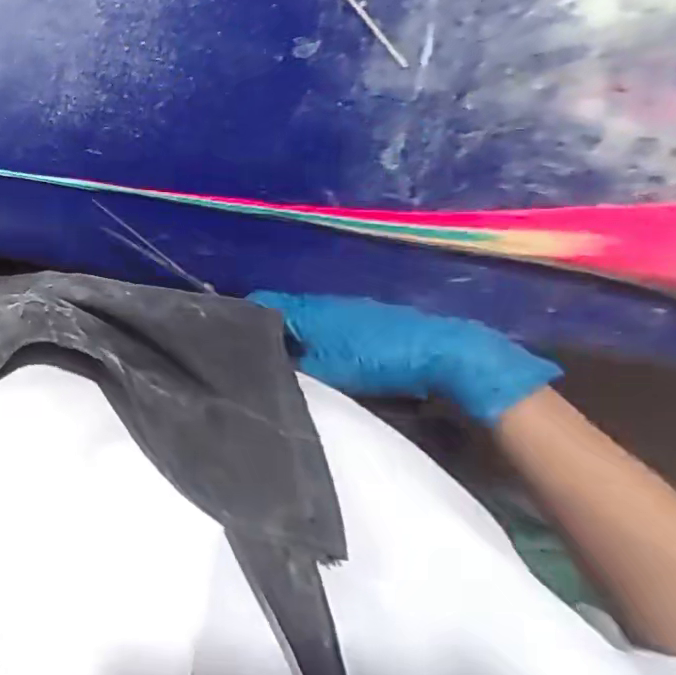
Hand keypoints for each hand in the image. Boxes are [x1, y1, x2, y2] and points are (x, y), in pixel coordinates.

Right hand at [247, 292, 561, 423]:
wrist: (450, 359)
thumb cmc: (377, 361)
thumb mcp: (323, 372)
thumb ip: (287, 368)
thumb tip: (254, 369)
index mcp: (301, 307)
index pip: (254, 303)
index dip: (236, 319)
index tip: (225, 342)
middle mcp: (319, 302)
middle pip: (278, 314)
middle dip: (266, 334)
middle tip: (253, 361)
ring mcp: (347, 311)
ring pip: (305, 323)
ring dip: (295, 341)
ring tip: (286, 368)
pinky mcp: (370, 324)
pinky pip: (329, 331)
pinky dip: (320, 345)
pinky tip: (323, 367)